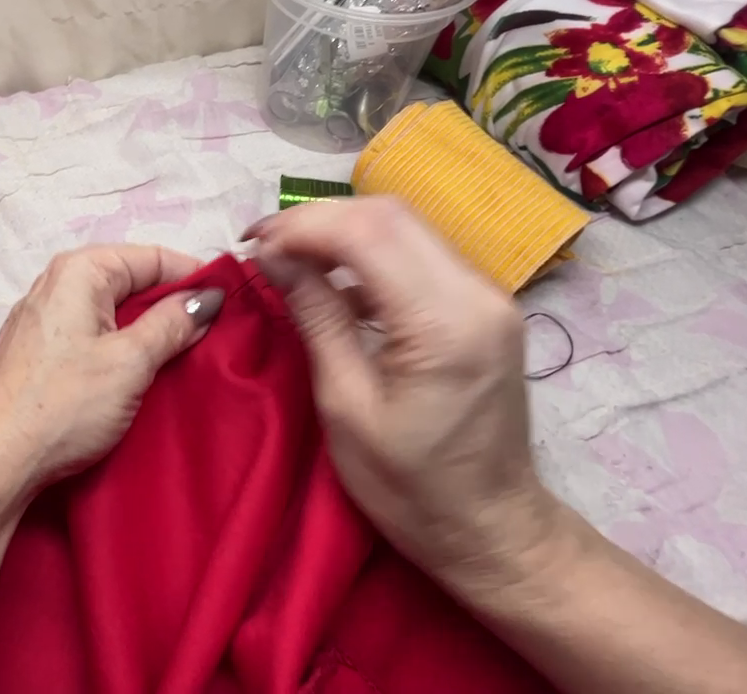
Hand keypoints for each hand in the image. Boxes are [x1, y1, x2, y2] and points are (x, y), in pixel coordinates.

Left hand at [0, 245, 223, 497]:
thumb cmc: (63, 404)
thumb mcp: (130, 361)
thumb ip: (173, 323)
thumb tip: (208, 297)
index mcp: (79, 270)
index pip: (151, 256)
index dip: (193, 277)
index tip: (231, 302)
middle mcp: (57, 282)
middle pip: (131, 279)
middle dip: (172, 303)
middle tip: (215, 333)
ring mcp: (44, 316)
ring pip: (113, 308)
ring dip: (149, 327)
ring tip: (187, 353)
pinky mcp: (40, 348)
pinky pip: (94, 331)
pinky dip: (122, 343)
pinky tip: (142, 370)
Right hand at [245, 198, 567, 596]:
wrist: (493, 531)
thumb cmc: (410, 486)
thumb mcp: (345, 404)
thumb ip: (315, 316)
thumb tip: (272, 256)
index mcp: (444, 323)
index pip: (366, 233)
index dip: (301, 227)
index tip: (253, 246)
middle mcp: (477, 293)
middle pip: (388, 214)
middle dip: (316, 219)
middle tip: (264, 245)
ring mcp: (487, 294)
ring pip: (403, 224)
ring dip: (339, 229)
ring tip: (288, 256)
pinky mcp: (481, 303)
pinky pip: (417, 250)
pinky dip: (366, 249)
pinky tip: (333, 278)